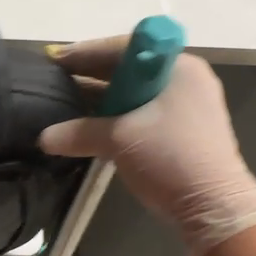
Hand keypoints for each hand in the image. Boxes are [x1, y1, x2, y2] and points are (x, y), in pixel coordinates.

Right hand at [40, 36, 255, 255]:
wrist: (212, 206)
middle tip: (55, 78)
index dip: (86, 52)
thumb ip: (78, 132)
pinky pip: (140, 111)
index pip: (124, 49)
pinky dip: (115, 114)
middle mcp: (184, 79)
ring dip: (101, 96)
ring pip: (134, 92)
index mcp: (177, 68)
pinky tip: (89, 122)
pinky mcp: (181, 129)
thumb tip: (43, 138)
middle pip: (129, 68)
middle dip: (91, 73)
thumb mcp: (118, 140)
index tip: (55, 59)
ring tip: (65, 99)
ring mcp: (186, 105)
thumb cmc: (170, 158)